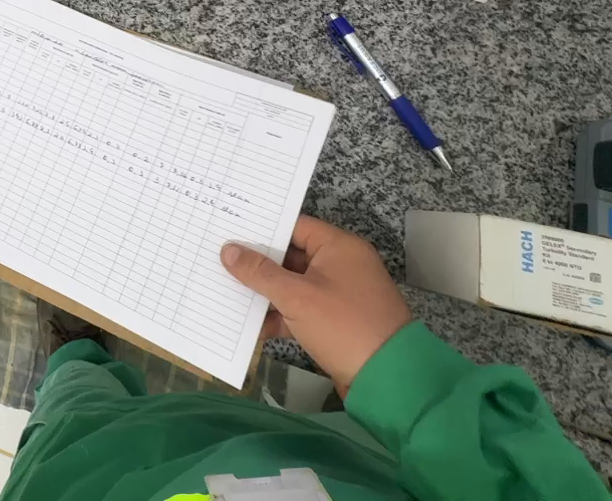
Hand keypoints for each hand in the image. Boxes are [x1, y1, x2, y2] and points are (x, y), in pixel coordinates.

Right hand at [220, 215, 412, 393]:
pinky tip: (250, 322)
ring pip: (293, 283)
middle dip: (257, 262)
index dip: (260, 229)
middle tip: (219, 256)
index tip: (228, 229)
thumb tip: (227, 249)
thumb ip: (259, 271)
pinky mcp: (336, 321)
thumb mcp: (296, 296)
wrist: (392, 384)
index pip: (293, 227)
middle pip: (290, 256)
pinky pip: (300, 308)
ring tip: (226, 288)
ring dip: (265, 291)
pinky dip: (279, 313)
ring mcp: (339, 295)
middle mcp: (341, 266)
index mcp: (339, 248)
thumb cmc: (344, 326)